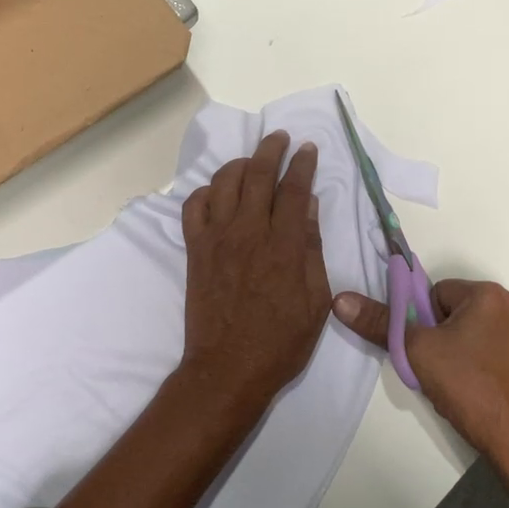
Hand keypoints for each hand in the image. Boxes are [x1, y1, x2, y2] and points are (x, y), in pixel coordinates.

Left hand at [181, 131, 330, 405]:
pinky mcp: (195, 249)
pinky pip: (193, 207)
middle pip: (258, 174)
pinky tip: (217, 194)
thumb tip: (309, 205)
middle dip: (271, 149)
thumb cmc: (280, 342)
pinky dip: (204, 192)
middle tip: (279, 137)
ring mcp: (217, 238)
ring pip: (224, 182)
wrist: (227, 370)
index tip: (307, 148)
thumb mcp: (315, 301)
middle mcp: (248, 231)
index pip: (294, 188)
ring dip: (239, 163)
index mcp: (283, 245)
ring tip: (251, 161)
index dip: (302, 163)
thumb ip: (311, 249)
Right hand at [332, 279, 508, 464]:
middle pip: (464, 312)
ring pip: (486, 332)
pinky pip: (508, 351)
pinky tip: (491, 392)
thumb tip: (341, 300)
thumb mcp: (417, 353)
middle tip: (445, 371)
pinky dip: (496, 364)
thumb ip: (381, 323)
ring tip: (468, 385)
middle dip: (450, 337)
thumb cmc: (470, 390)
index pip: (439, 294)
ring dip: (473, 349)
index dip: (426, 323)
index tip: (429, 352)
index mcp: (488, 293)